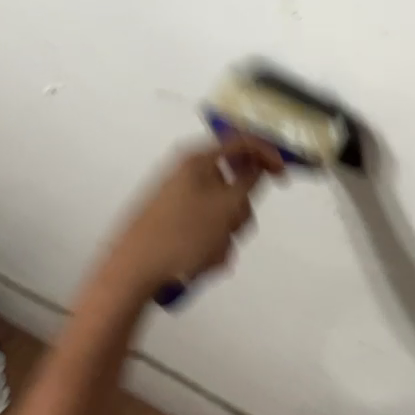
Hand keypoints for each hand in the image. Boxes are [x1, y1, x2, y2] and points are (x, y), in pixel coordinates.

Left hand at [97, 136, 285, 300]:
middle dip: (240, 212)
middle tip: (233, 229)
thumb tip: (261, 165)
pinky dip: (211, 245)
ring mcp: (178, 198)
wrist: (131, 272)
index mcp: (197, 160)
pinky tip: (199, 262)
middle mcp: (187, 174)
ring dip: (225, 235)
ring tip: (211, 254)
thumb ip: (251, 180)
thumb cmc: (181, 235)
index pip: (243, 143)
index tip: (283, 177)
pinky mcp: (173, 222)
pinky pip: (206, 228)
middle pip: (235, 183)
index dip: (268, 155)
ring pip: (223, 212)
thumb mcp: (226, 206)